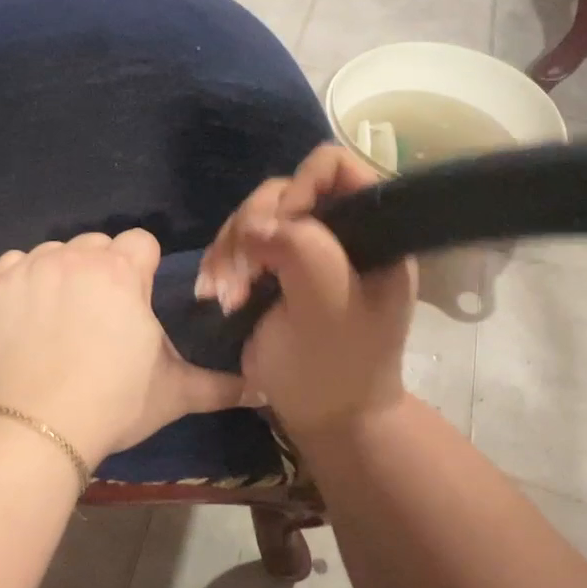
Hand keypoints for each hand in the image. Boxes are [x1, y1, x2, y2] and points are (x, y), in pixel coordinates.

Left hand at [0, 229, 247, 465]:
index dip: (142, 269)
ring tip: (62, 318)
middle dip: (102, 270)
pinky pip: (14, 264)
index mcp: (122, 272)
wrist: (37, 427)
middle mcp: (76, 257)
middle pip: (96, 244)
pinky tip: (27, 314)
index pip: (141, 242)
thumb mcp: (173, 394)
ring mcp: (32, 268)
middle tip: (101, 316)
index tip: (137, 301)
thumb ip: (217, 385)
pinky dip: (22, 281)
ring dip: (63, 273)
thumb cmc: (113, 404)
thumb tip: (261, 389)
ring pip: (55, 252)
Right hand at [197, 145, 417, 437]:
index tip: (280, 229)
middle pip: (282, 191)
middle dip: (251, 229)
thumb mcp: (328, 309)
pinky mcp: (271, 270)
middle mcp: (336, 232)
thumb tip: (257, 224)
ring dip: (230, 252)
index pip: (336, 167)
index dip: (301, 186)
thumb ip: (304, 252)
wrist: (324, 420)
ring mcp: (301, 251)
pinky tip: (214, 293)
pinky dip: (220, 264)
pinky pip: (237, 244)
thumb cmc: (337, 368)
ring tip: (225, 296)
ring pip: (252, 218)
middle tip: (240, 278)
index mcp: (371, 232)